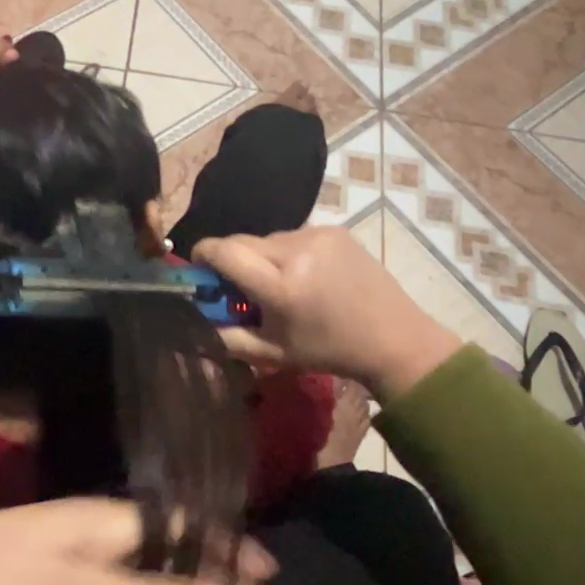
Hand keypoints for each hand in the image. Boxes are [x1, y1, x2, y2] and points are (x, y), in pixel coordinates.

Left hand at [0, 498, 293, 584]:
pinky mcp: (62, 558)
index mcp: (120, 517)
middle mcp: (108, 519)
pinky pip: (130, 568)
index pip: (197, 533)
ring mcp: (82, 537)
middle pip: (182, 542)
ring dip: (194, 580)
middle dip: (223, 571)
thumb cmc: (7, 578)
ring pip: (156, 554)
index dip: (238, 560)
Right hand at [194, 226, 462, 400]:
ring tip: (278, 285)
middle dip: (230, 260)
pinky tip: (304, 276)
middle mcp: (296, 251)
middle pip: (240, 241)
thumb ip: (225, 337)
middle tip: (237, 287)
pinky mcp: (334, 229)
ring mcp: (318, 235)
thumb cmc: (328, 350)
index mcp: (280, 286)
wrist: (393, 337)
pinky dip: (287, 253)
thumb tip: (192, 321)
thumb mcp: (271, 354)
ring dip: (261, 257)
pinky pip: (292, 236)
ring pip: (266, 238)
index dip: (201, 255)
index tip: (198, 270)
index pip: (223, 251)